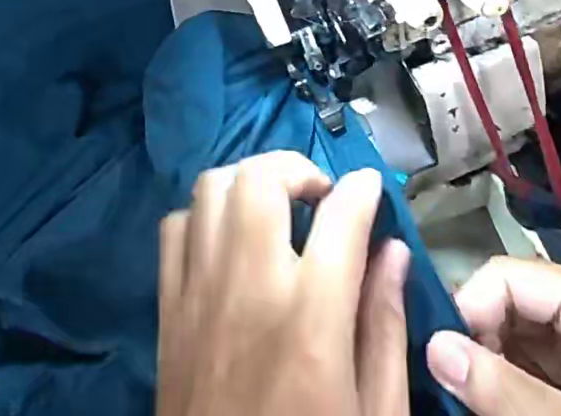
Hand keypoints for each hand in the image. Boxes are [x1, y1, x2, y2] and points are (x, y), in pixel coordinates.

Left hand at [157, 153, 412, 415]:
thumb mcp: (375, 414)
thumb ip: (385, 325)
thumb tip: (393, 251)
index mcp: (311, 318)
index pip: (341, 217)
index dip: (361, 189)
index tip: (370, 187)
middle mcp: (249, 287)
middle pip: (261, 180)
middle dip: (296, 169)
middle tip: (319, 197)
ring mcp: (199, 292)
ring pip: (212, 187)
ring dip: (248, 180)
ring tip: (275, 207)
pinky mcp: (167, 307)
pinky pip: (176, 227)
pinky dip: (204, 214)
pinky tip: (228, 239)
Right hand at [426, 258, 560, 415]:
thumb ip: (510, 393)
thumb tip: (432, 347)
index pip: (505, 276)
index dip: (467, 309)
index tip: (439, 358)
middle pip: (512, 303)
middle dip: (478, 341)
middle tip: (452, 387)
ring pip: (522, 336)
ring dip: (493, 366)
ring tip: (471, 400)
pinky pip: (543, 366)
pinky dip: (517, 385)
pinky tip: (500, 406)